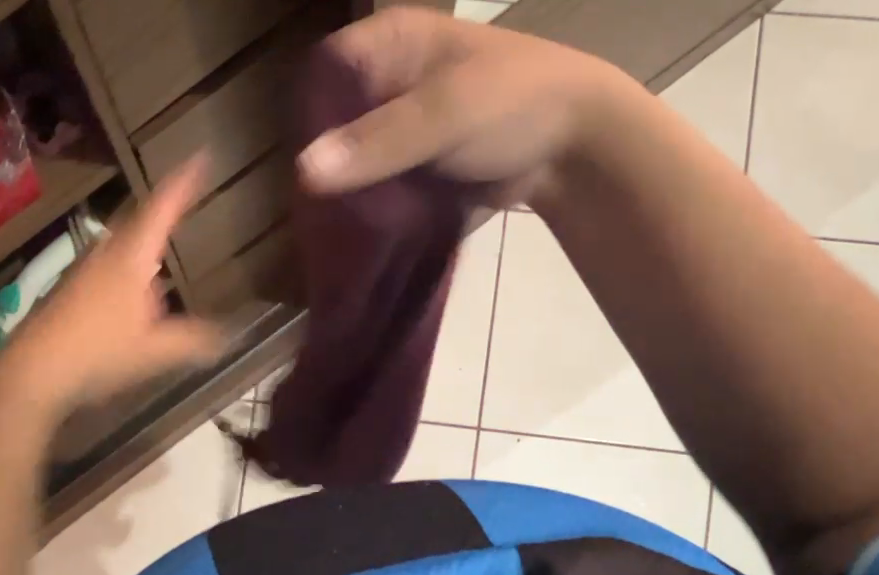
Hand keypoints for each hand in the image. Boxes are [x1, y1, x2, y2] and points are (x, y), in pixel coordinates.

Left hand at [0, 159, 224, 413]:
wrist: (35, 371)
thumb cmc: (98, 353)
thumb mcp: (155, 352)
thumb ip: (193, 340)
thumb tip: (230, 336)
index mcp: (131, 257)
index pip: (162, 209)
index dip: (183, 183)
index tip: (200, 156)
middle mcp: (106, 253)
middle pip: (137, 221)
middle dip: (161, 211)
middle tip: (183, 199)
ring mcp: (83, 270)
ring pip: (120, 245)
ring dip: (143, 245)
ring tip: (163, 253)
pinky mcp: (69, 290)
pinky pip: (107, 266)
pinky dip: (127, 270)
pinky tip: (133, 295)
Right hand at [297, 8, 622, 204]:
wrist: (574, 147)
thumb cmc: (513, 104)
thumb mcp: (443, 116)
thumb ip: (376, 144)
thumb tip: (304, 173)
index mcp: (390, 42)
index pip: (324, 73)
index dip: (309, 116)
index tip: (308, 165)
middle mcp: (387, 80)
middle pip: (332, 122)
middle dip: (326, 163)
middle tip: (318, 206)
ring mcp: (399, 126)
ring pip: (351, 159)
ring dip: (346, 192)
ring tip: (336, 225)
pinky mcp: (412, 164)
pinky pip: (375, 185)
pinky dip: (369, 207)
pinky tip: (361, 228)